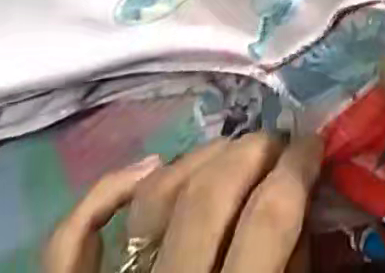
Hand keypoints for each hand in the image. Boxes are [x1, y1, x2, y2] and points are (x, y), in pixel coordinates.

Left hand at [43, 134, 321, 272]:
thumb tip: (298, 204)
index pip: (270, 217)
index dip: (298, 167)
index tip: (314, 145)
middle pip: (211, 195)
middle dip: (254, 151)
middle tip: (277, 143)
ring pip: (152, 198)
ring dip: (200, 158)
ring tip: (231, 152)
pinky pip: (70, 241)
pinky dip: (104, 192)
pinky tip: (149, 166)